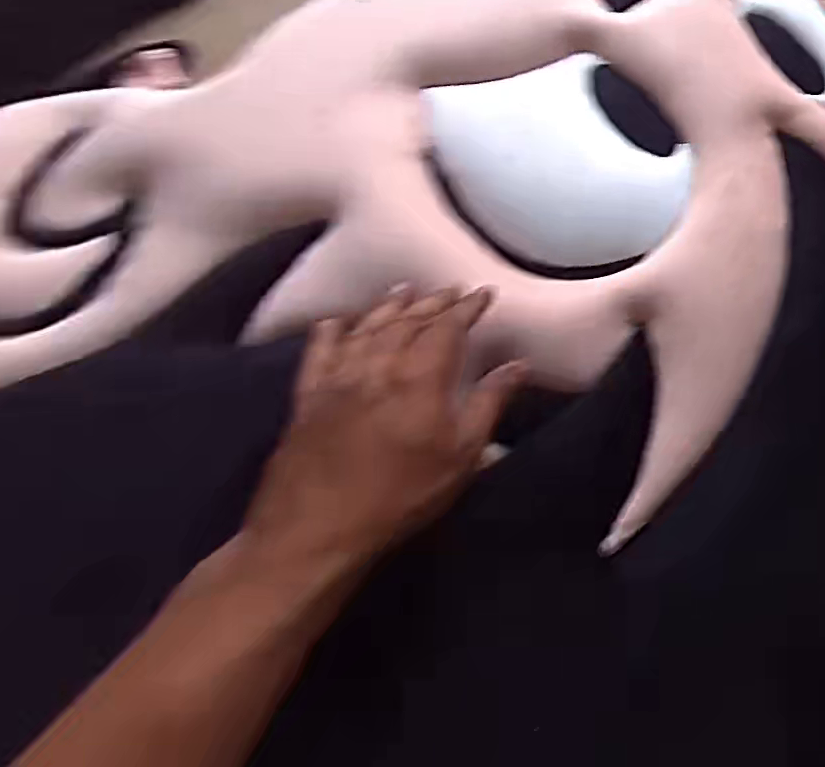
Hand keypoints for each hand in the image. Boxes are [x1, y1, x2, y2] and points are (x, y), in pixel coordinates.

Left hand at [241, 285, 526, 573]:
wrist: (313, 534)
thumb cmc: (400, 495)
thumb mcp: (462, 454)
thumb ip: (489, 403)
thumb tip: (519, 364)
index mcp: (418, 378)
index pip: (446, 328)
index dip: (466, 308)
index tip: (483, 294)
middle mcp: (377, 367)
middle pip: (408, 321)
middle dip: (433, 302)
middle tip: (451, 290)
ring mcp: (337, 381)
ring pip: (366, 329)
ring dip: (389, 306)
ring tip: (405, 290)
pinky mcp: (306, 400)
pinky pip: (318, 353)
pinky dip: (331, 332)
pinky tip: (338, 320)